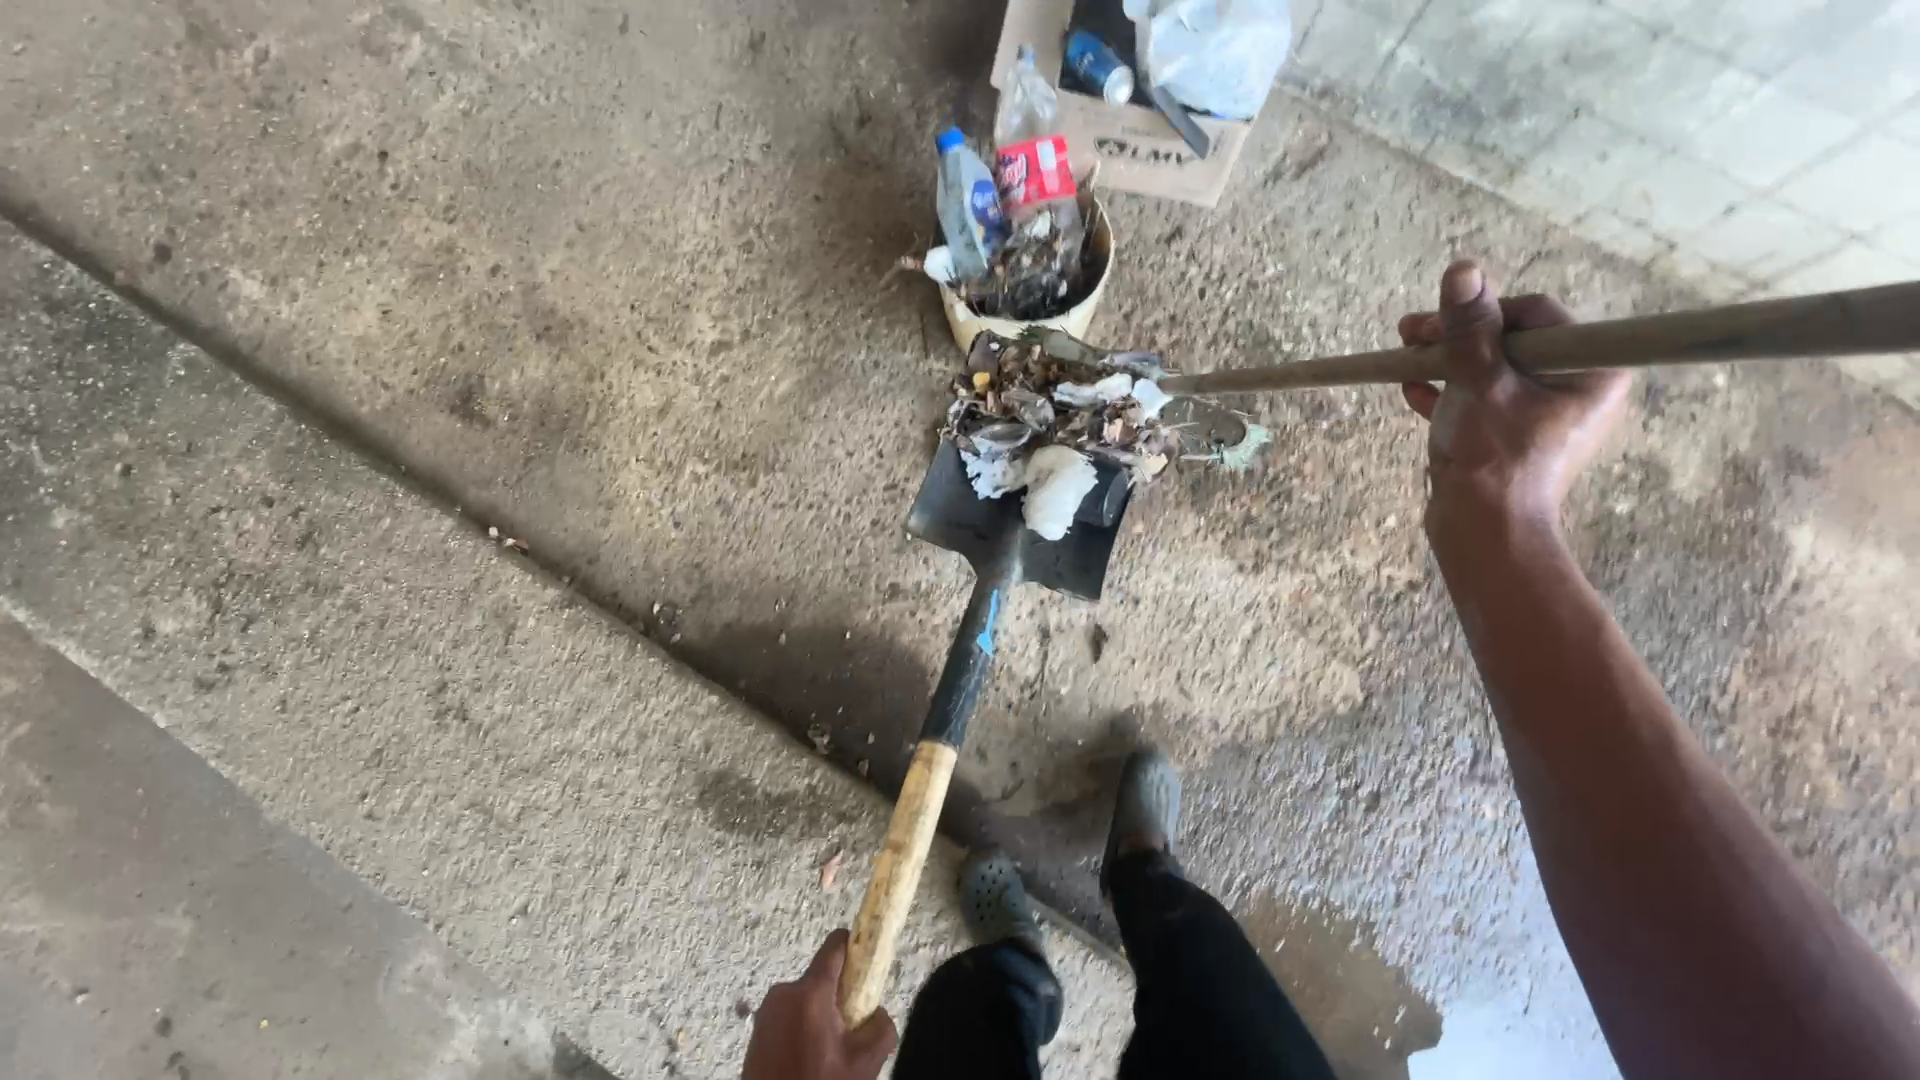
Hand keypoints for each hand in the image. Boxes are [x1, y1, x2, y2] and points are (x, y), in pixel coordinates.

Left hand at [742, 930, 897, 1079]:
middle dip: (840, 997)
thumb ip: (881, 1027)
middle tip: (848, 1032)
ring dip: (821, 1015)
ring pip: (807, 998)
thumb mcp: (864, 1064)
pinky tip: (807, 1058)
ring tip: (826, 1052)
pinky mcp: (757, 1028)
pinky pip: (790, 1014)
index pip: (836, 945)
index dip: (856, 947)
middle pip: (823, 978)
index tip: (868, 965)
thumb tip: (876, 1011)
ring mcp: (767, 1010)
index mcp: (810, 993)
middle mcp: (784, 992)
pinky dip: (803, 1027)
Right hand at [1398, 260, 1630, 542]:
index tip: (1432, 323)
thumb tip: (1463, 270)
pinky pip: (1478, 400)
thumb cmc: (1492, 457)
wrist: (1482, 531)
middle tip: (1407, 336)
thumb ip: (1468, 327)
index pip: (1534, 315)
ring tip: (1402, 360)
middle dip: (1454, 337)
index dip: (1481, 312)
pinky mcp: (1509, 436)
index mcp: (1590, 369)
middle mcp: (1574, 386)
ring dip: (1443, 362)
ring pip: (1488, 370)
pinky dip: (1446, 392)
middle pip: (1507, 340)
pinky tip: (1412, 391)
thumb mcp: (1477, 382)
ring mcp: (1540, 413)